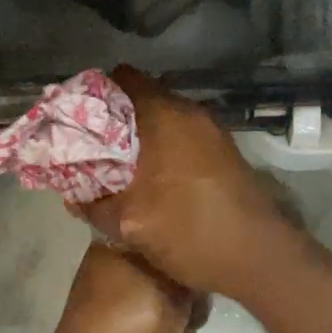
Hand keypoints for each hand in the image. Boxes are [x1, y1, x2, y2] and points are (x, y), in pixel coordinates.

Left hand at [10, 242, 205, 332]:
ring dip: (183, 319)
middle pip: (172, 267)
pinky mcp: (131, 330)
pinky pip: (164, 325)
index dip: (185, 244)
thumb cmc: (132, 313)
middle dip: (188, 292)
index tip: (198, 258)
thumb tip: (198, 256)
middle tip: (190, 303)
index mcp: (118, 239)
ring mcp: (124, 299)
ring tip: (176, 330)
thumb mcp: (172, 277)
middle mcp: (119, 264)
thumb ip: (190, 261)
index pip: (162, 227)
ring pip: (173, 299)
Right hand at [80, 65, 302, 297]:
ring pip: (164, 116)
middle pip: (144, 95)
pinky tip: (151, 175)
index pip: (124, 78)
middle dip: (116, 116)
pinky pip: (182, 132)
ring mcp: (210, 128)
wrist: (259, 254)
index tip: (79, 115)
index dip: (97, 91)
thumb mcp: (129, 224)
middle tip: (92, 143)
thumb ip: (94, 203)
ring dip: (141, 133)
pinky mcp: (222, 148)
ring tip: (117, 162)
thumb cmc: (190, 230)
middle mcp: (189, 111)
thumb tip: (72, 193)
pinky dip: (163, 144)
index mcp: (164, 114)